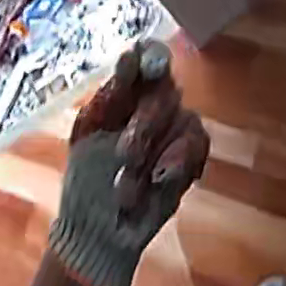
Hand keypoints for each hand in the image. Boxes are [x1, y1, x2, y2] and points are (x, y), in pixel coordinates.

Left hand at [46, 40, 209, 285]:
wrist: (98, 231)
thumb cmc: (87, 175)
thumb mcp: (89, 131)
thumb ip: (112, 94)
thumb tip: (129, 55)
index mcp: (130, 88)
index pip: (149, 55)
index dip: (153, 56)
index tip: (150, 70)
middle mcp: (158, 99)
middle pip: (166, 90)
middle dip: (144, 126)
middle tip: (125, 157)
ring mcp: (178, 124)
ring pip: (183, 117)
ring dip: (155, 153)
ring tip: (128, 187)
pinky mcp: (192, 152)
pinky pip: (198, 142)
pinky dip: (179, 161)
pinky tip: (159, 178)